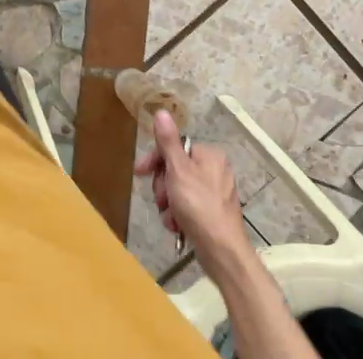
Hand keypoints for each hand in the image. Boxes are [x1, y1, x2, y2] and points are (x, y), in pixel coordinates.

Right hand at [133, 110, 251, 261]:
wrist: (222, 251)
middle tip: (162, 199)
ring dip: (167, 202)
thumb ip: (168, 142)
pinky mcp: (212, 212)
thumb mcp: (178, 170)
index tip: (139, 173)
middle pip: (174, 168)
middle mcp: (215, 170)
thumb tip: (161, 112)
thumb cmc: (199, 206)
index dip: (154, 161)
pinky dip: (178, 214)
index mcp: (209, 155)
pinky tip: (176, 224)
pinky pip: (187, 205)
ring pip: (177, 188)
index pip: (173, 148)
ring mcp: (215, 192)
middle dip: (163, 186)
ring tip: (170, 216)